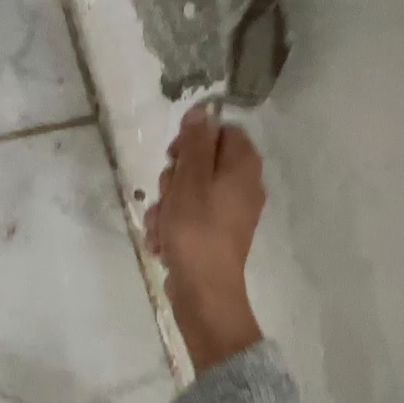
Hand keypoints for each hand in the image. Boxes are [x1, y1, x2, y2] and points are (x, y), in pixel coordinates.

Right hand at [143, 103, 265, 370]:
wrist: (204, 291)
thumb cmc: (196, 231)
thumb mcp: (190, 179)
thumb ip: (195, 143)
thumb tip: (202, 111)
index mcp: (243, 166)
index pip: (221, 132)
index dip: (193, 140)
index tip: (173, 157)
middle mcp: (242, 186)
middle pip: (201, 163)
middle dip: (173, 180)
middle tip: (167, 197)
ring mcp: (229, 214)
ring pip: (188, 194)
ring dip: (166, 207)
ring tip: (160, 228)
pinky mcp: (215, 236)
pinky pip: (189, 219)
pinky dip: (172, 228)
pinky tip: (162, 243)